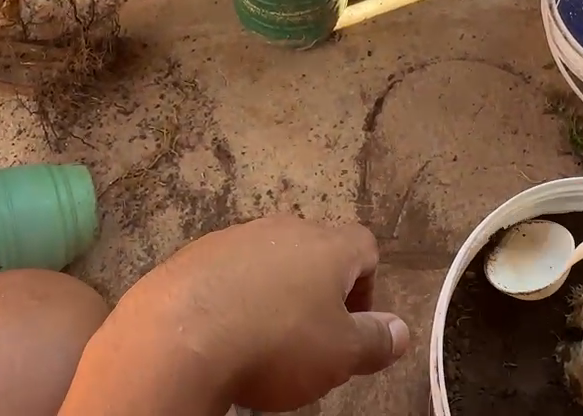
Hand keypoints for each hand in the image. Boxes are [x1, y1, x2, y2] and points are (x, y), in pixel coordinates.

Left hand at [117, 216, 410, 410]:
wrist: (181, 334)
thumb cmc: (276, 342)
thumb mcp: (340, 355)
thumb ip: (376, 341)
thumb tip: (402, 329)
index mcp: (327, 244)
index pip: (365, 246)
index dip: (367, 286)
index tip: (352, 327)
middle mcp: (285, 227)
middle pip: (317, 249)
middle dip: (320, 290)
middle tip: (311, 338)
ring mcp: (238, 234)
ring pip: (272, 256)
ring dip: (276, 290)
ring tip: (265, 337)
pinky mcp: (198, 251)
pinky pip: (231, 268)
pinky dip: (236, 293)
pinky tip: (225, 329)